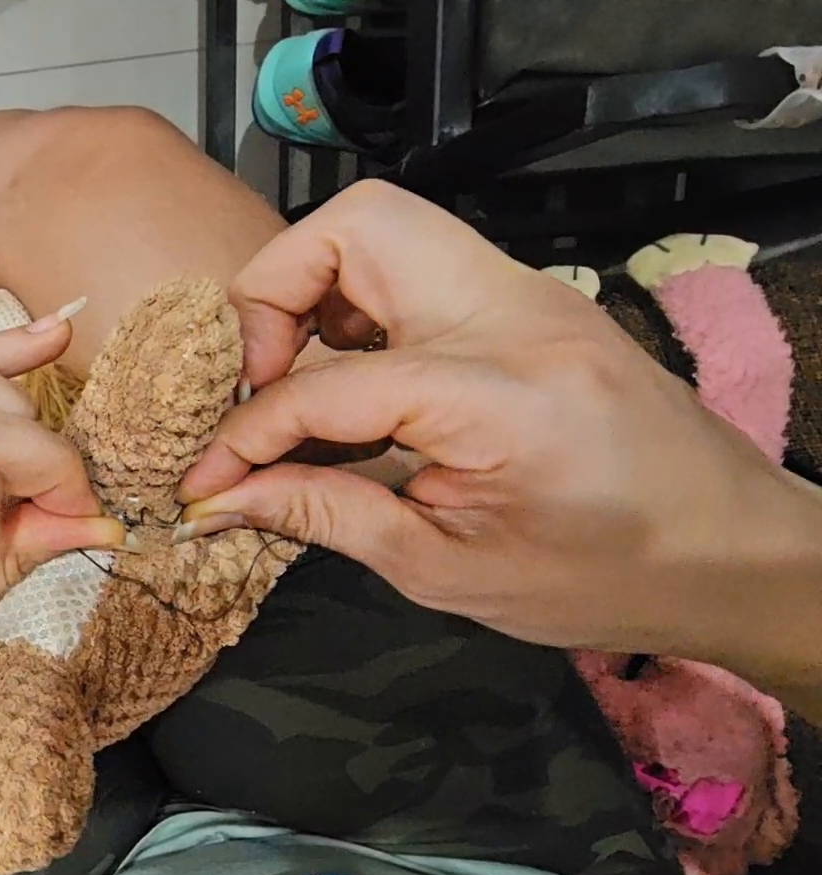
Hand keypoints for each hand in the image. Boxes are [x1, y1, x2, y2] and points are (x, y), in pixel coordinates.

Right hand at [177, 181, 821, 672]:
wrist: (738, 551)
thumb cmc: (597, 577)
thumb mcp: (439, 567)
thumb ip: (317, 515)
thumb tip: (216, 498)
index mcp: (503, 395)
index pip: (326, 383)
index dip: (246, 433)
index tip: (208, 479)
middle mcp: (514, 314)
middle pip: (354, 226)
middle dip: (268, 298)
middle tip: (252, 382)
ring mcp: (521, 295)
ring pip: (376, 228)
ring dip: (303, 296)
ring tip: (286, 380)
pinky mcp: (516, 303)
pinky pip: (402, 267)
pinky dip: (341, 310)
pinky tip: (338, 382)